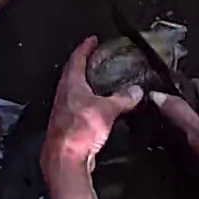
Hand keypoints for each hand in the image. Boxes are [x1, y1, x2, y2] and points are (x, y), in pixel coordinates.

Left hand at [42, 37, 142, 198]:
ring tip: (98, 81)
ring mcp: (63, 109)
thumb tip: (136, 91)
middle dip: (83, 63)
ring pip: (73, 89)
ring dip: (84, 82)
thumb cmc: (78, 132)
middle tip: (94, 57)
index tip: (92, 39)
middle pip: (71, 72)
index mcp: (70, 84)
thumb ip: (123, 99)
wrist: (64, 159)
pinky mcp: (66, 124)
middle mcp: (63, 94)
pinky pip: (77, 106)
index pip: (76, 58)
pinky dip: (86, 101)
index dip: (85, 47)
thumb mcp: (107, 110)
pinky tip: (96, 108)